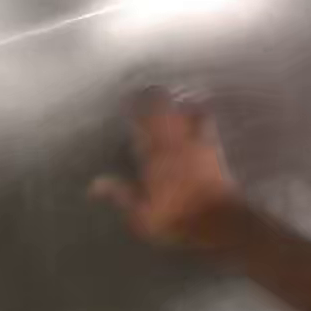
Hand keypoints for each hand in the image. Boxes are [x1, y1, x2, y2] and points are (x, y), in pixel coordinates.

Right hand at [91, 91, 246, 248]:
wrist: (217, 220)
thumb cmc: (176, 218)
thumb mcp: (141, 213)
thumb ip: (120, 194)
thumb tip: (94, 184)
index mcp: (154, 157)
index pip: (141, 126)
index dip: (135, 110)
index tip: (129, 98)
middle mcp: (174, 144)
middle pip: (164, 113)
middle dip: (156, 99)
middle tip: (149, 90)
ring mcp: (196, 143)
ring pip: (185, 113)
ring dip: (178, 103)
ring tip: (171, 96)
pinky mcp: (214, 148)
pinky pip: (206, 123)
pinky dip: (201, 112)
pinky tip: (201, 108)